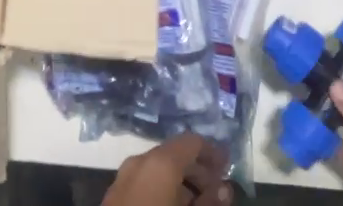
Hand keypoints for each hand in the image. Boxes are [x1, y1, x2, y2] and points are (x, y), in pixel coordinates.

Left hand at [102, 133, 232, 205]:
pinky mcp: (114, 195)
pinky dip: (164, 190)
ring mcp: (123, 177)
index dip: (213, 153)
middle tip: (217, 192)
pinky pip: (145, 182)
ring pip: (159, 170)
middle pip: (175, 155)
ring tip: (199, 204)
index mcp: (159, 163)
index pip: (192, 142)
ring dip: (182, 183)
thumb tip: (224, 189)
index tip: (228, 169)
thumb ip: (209, 203)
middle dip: (199, 171)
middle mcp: (140, 162)